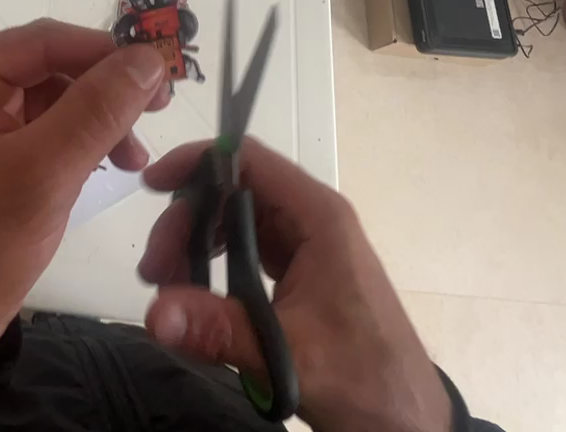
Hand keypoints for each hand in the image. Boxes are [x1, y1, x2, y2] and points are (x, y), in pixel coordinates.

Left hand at [0, 20, 170, 379]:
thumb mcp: (45, 172)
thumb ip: (98, 109)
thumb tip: (150, 57)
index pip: (44, 41)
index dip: (106, 52)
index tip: (162, 75)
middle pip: (49, 66)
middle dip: (104, 91)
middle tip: (157, 114)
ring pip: (53, 96)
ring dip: (97, 119)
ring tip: (133, 158)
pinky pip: (43, 125)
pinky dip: (79, 140)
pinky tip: (106, 163)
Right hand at [139, 138, 451, 431]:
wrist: (411, 427)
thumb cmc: (365, 381)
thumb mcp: (287, 354)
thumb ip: (220, 329)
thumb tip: (155, 313)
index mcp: (318, 216)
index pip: (248, 160)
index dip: (197, 162)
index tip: (154, 185)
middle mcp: (310, 218)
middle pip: (232, 190)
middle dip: (187, 221)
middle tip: (155, 269)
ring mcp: (305, 243)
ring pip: (234, 218)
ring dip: (195, 242)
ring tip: (168, 285)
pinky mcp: (299, 269)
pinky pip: (244, 247)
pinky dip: (213, 262)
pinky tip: (194, 292)